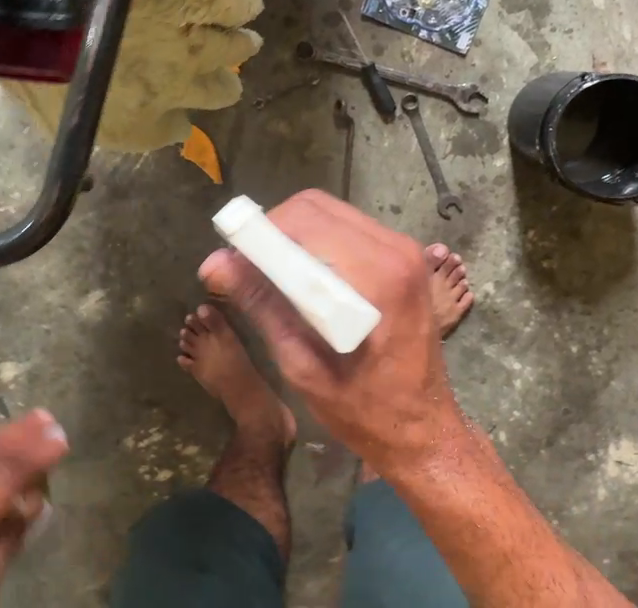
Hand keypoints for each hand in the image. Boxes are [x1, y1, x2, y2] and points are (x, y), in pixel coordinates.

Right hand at [199, 190, 458, 468]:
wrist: (424, 431)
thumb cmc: (364, 411)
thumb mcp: (302, 363)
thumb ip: (261, 304)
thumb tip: (214, 264)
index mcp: (377, 274)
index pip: (304, 220)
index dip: (258, 233)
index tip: (230, 260)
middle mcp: (395, 249)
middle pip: (315, 207)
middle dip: (272, 230)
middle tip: (245, 266)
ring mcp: (404, 250)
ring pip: (330, 213)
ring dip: (292, 235)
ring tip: (267, 273)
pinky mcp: (403, 258)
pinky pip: (347, 229)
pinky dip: (315, 242)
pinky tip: (299, 277)